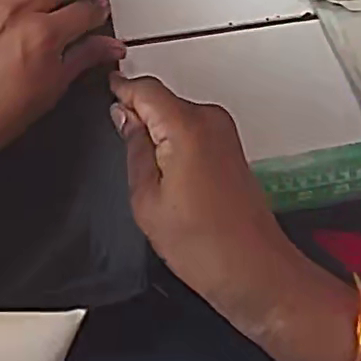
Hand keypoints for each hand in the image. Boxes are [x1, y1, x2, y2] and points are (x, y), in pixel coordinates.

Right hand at [110, 73, 309, 328]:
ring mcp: (224, 131)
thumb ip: (133, 148)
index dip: (120, 88)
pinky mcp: (230, 144)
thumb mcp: (146, 200)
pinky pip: (191, 125)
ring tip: (144, 165)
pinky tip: (166, 170)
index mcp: (185, 127)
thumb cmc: (206, 247)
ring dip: (156, 126)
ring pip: (175, 111)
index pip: (144, 88)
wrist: (256, 273)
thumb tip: (122, 116)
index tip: (105, 88)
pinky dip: (174, 136)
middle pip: (160, 97)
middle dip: (137, 111)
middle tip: (118, 137)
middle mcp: (209, 120)